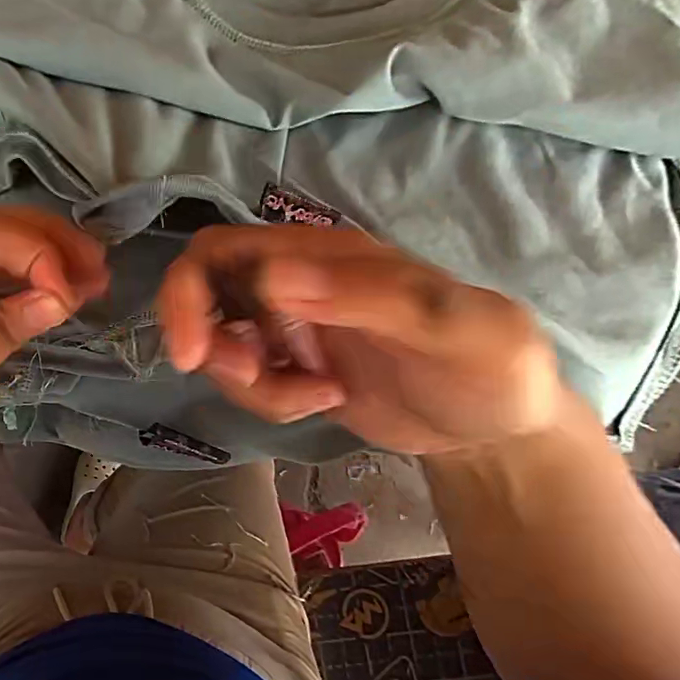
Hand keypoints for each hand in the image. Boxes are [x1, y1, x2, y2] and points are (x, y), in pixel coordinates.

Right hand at [155, 224, 563, 454]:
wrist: (493, 427)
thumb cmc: (486, 365)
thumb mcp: (448, 328)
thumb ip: (366, 295)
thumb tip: (271, 278)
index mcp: (320, 255)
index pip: (218, 252)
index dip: (186, 293)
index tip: (191, 354)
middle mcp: (290, 282)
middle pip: (201, 297)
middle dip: (209, 343)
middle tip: (249, 377)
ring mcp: (285, 326)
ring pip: (219, 347)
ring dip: (251, 383)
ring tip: (320, 396)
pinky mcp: (287, 366)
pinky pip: (244, 381)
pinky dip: (271, 401)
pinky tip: (327, 399)